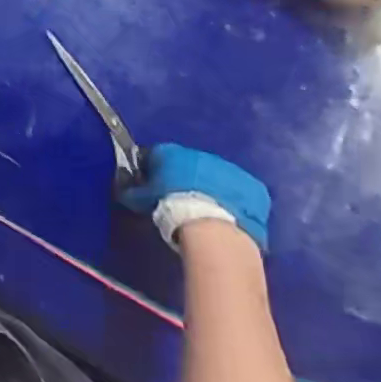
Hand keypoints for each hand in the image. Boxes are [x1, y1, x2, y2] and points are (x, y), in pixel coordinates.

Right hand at [120, 144, 270, 251]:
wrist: (213, 228)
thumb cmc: (171, 207)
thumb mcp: (142, 200)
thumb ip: (133, 190)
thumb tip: (126, 188)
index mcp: (171, 153)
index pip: (156, 154)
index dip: (152, 169)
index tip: (151, 185)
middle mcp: (201, 154)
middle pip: (188, 163)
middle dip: (183, 177)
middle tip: (178, 197)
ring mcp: (231, 170)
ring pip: (215, 175)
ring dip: (209, 187)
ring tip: (204, 208)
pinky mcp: (255, 187)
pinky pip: (240, 191)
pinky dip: (233, 200)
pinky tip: (226, 215)